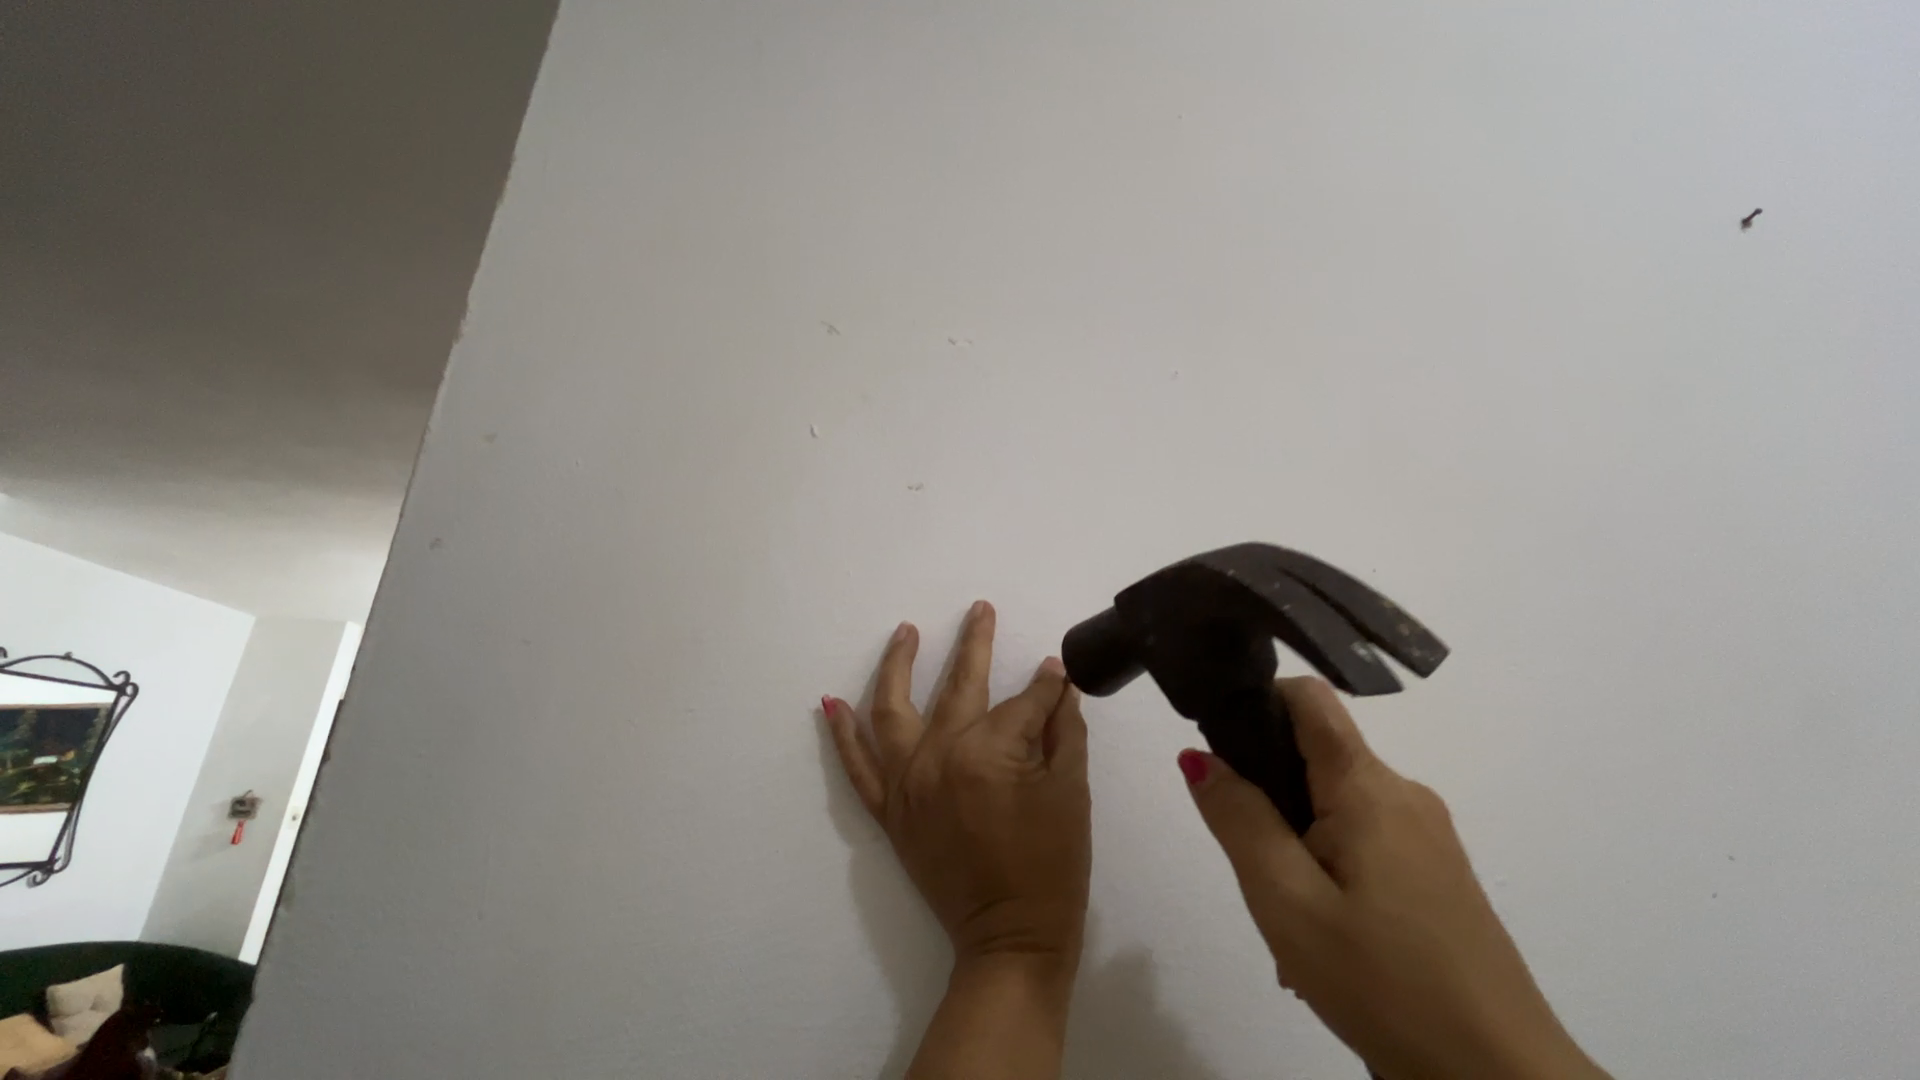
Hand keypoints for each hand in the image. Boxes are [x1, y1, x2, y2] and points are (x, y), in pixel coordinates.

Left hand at [824, 601, 1091, 964]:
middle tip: (979, 609)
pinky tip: (833, 703)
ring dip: (896, 666)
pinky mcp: (888, 811)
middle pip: (958, 686)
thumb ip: (1063, 729)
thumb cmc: (1052, 867)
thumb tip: (1057, 682)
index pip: (1023, 701)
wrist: (1011, 938)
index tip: (1057, 670)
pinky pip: (856, 767)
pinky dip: (841, 735)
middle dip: (973, 643)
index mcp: (989, 752)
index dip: (1046, 686)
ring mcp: (906, 783)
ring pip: (891, 710)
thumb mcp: (1071, 793)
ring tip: (904, 631)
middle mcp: (938, 757)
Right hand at [1181, 678, 1609, 1079]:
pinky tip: (1320, 936)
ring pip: (1335, 806)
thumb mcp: (1286, 900)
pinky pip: (1363, 843)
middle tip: (1248, 862)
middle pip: (1314, 755)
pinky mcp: (1436, 874)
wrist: (1499, 1078)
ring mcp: (1426, 836)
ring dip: (1293, 841)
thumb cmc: (1382, 981)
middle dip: (1267, 792)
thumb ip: (1239, 818)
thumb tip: (1197, 755)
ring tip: (1283, 915)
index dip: (1256, 699)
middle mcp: (1403, 794)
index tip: (1216, 747)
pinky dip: (1326, 868)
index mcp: (1368, 786)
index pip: (1308, 697)